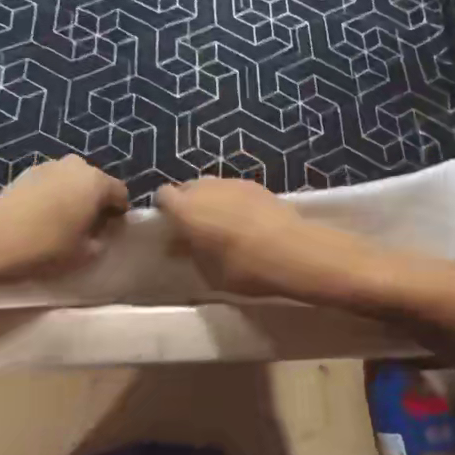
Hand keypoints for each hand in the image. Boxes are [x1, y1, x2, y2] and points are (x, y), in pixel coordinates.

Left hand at [0, 156, 128, 287]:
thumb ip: (102, 238)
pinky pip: (51, 182)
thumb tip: (100, 229)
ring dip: (73, 196)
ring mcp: (49, 165)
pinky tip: (40, 216)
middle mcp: (76, 166)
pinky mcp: (27, 172)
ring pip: (72, 181)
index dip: (118, 213)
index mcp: (96, 182)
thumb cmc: (46, 248)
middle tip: (85, 228)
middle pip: (96, 183)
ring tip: (60, 222)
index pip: (120, 194)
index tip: (108, 232)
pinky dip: (52, 195)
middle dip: (95, 202)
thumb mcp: (85, 253)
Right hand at [154, 178, 391, 304]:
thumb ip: (190, 253)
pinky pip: (233, 188)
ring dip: (211, 200)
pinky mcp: (255, 184)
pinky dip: (233, 199)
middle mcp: (205, 188)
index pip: (163, 195)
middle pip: (187, 187)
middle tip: (197, 226)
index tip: (172, 225)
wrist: (291, 250)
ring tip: (224, 222)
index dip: (165, 208)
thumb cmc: (243, 268)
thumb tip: (180, 244)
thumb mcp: (208, 272)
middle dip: (188, 203)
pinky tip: (247, 219)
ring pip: (212, 186)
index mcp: (185, 209)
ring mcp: (232, 183)